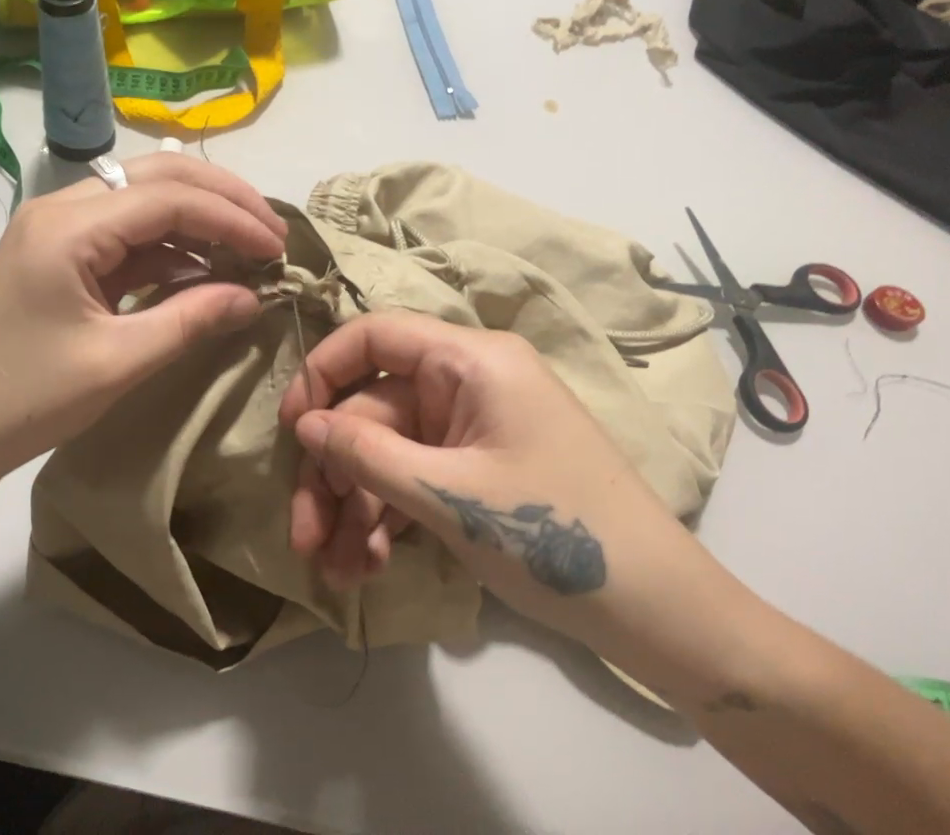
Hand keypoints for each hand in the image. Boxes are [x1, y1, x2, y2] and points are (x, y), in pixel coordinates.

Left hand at [0, 154, 286, 491]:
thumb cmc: (30, 399)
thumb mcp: (117, 363)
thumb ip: (190, 320)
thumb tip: (253, 296)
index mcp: (66, 229)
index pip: (167, 198)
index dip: (230, 218)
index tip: (277, 248)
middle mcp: (58, 210)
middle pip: (155, 177)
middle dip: (219, 199)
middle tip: (270, 232)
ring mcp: (53, 228)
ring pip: (139, 198)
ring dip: (194, 219)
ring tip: (246, 249)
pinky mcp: (56, 253)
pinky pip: (121, 233)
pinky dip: (164, 245)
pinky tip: (201, 267)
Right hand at [278, 312, 740, 664]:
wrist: (657, 612)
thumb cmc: (556, 536)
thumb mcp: (450, 496)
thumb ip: (367, 454)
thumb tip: (305, 426)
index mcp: (472, 362)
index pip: (375, 335)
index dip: (323, 373)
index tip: (292, 429)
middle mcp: (468, 386)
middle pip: (371, 413)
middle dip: (334, 478)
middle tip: (303, 538)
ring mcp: (471, 433)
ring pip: (385, 455)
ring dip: (354, 512)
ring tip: (334, 571)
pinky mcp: (474, 474)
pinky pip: (412, 482)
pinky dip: (386, 521)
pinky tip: (365, 567)